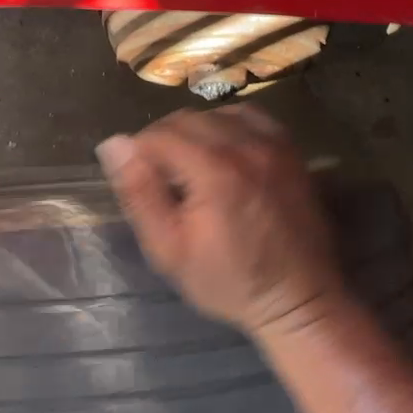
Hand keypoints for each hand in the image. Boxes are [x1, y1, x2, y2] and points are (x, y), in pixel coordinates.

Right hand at [97, 105, 349, 339]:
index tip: (141, 182)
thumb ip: (139, 193)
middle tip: (162, 180)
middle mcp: (245, 145)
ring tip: (191, 169)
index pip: (157, 134)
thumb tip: (113, 145)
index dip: (139, 154)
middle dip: (163, 142)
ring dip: (193, 132)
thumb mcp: (169, 250)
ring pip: (214, 113)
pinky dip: (226, 126)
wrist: (299, 299)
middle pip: (184, 118)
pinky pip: (247, 116)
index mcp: (213, 169)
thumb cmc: (229, 281)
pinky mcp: (288, 148)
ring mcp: (272, 143)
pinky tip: (221, 155)